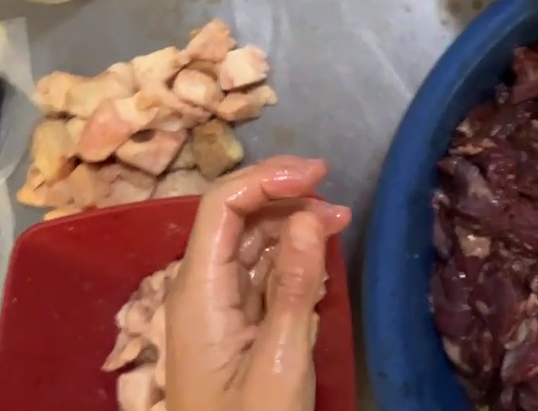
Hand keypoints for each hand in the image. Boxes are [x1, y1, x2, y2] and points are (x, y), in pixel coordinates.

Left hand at [166, 156, 351, 410]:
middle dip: (283, 192)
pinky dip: (294, 250)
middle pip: (235, 214)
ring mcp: (218, 304)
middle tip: (334, 194)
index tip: (318, 175)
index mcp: (198, 292)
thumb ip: (294, 286)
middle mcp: (202, 287)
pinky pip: (262, 267)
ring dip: (293, 218)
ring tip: (339, 219)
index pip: (221, 206)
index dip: (266, 178)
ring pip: (251, 237)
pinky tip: (323, 250)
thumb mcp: (280, 362)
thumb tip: (309, 213)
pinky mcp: (237, 320)